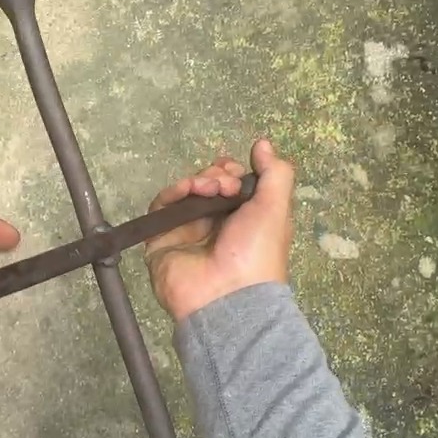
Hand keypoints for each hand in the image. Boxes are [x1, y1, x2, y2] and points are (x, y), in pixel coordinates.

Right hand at [144, 140, 296, 320]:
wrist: (226, 294)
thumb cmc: (256, 252)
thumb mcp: (276, 208)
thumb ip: (274, 173)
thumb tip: (262, 143)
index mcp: (242, 219)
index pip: (230, 184)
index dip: (231, 171)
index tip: (235, 172)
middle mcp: (213, 223)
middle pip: (206, 184)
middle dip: (215, 176)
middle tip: (223, 185)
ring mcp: (185, 230)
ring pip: (184, 192)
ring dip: (197, 181)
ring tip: (208, 188)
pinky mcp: (161, 238)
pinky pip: (161, 207)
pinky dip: (173, 193)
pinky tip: (187, 190)